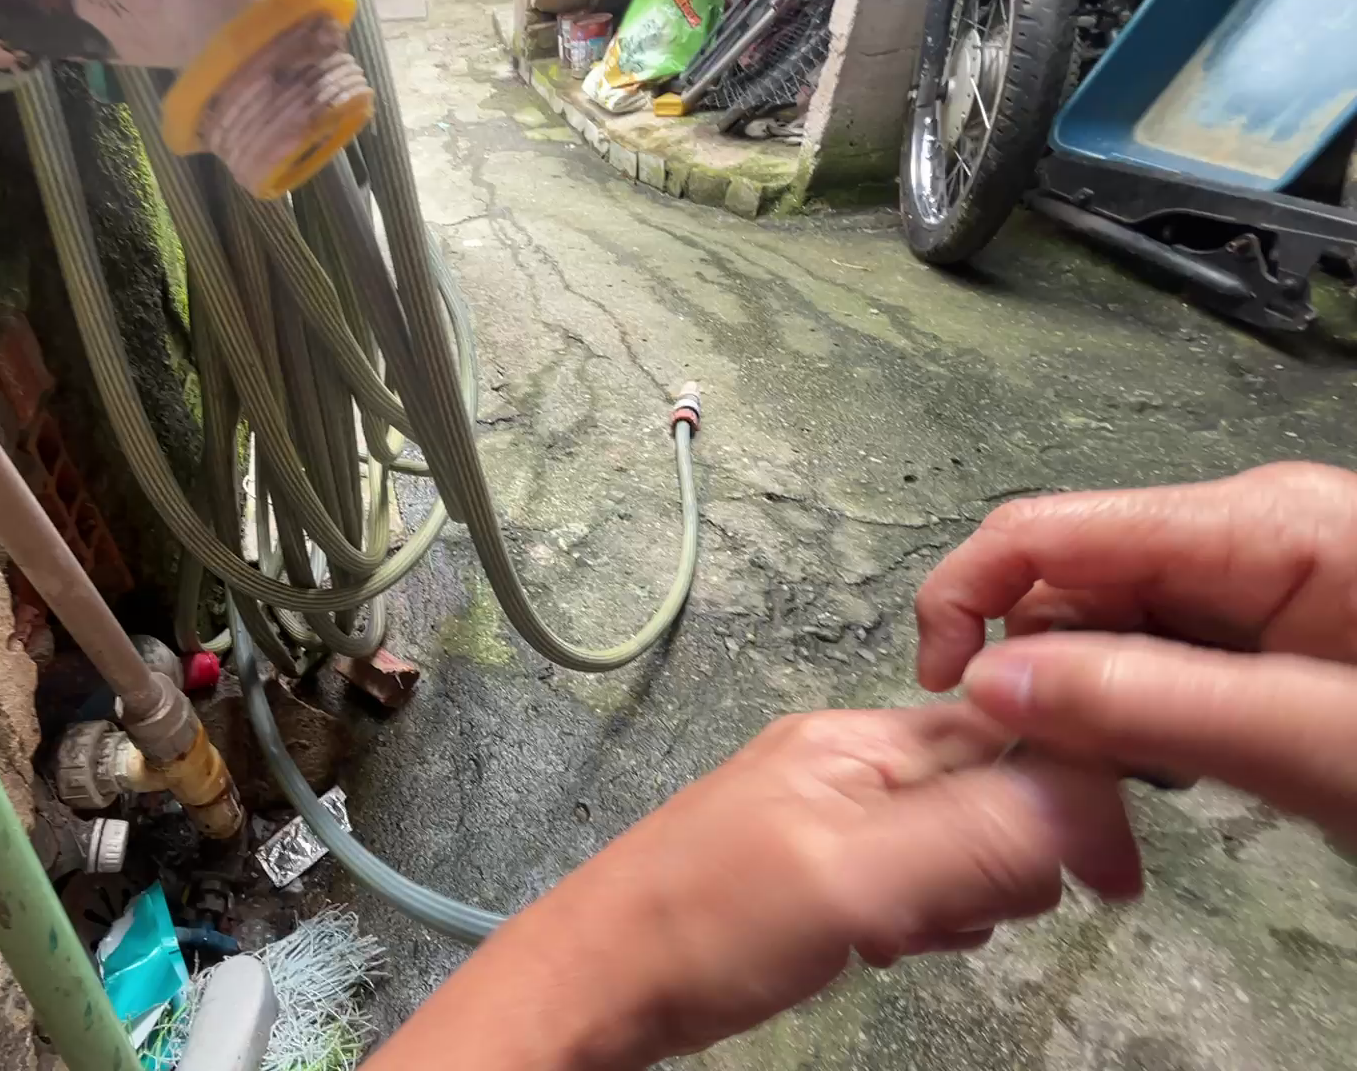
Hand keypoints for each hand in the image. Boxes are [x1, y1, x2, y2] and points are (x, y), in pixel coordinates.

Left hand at [366, 704, 1140, 1070]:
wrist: (607, 971)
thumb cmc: (717, 920)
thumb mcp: (854, 875)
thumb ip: (974, 831)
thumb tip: (1090, 793)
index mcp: (848, 741)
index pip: (999, 736)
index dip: (1068, 801)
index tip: (1100, 886)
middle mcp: (834, 762)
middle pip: (978, 791)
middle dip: (997, 862)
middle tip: (941, 911)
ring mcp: (815, 813)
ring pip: (943, 844)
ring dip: (951, 899)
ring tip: (889, 933)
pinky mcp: (804, 863)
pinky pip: (898, 878)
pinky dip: (909, 916)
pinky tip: (870, 944)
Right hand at [914, 462, 1356, 842]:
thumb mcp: (1335, 745)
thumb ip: (1152, 703)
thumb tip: (981, 682)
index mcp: (1251, 528)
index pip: (1036, 533)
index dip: (962, 598)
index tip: (943, 689)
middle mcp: (1228, 542)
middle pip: (1059, 593)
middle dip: (1030, 682)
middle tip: (1051, 787)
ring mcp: (1242, 590)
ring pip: (1087, 638)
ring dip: (1074, 719)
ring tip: (1109, 808)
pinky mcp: (1253, 638)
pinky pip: (1136, 669)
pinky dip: (1119, 729)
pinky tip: (1153, 778)